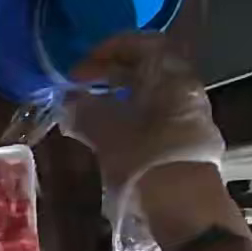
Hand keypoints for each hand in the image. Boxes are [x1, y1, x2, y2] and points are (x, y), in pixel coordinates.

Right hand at [64, 33, 223, 195]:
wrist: (182, 205)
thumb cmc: (145, 159)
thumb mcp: (107, 132)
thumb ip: (85, 112)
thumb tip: (67, 100)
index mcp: (170, 80)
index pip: (145, 45)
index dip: (112, 47)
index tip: (81, 63)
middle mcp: (182, 92)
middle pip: (147, 69)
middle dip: (110, 71)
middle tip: (77, 83)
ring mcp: (183, 117)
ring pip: (147, 93)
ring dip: (115, 94)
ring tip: (84, 107)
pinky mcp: (178, 141)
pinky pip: (148, 115)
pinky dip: (124, 113)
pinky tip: (103, 130)